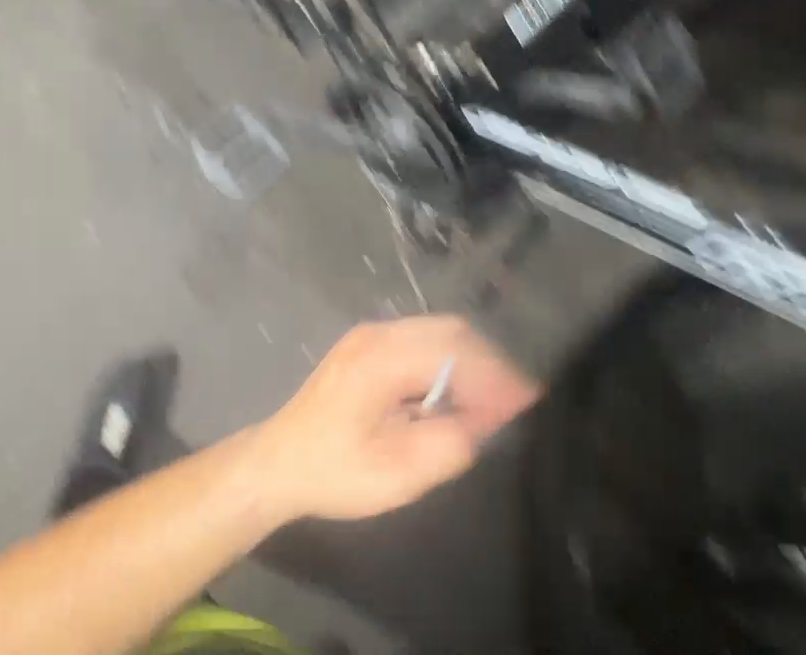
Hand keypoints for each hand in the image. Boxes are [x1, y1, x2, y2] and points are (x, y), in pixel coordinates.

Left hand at [245, 316, 540, 521]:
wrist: (276, 464)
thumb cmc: (334, 471)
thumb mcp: (399, 473)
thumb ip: (450, 444)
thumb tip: (483, 420)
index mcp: (382, 358)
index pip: (458, 350)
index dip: (498, 376)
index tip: (528, 401)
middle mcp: (376, 335)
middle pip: (450, 331)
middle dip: (488, 364)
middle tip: (513, 404)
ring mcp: (367, 338)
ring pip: (436, 333)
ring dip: (468, 364)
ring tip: (488, 404)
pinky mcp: (363, 349)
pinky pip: (419, 343)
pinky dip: (446, 364)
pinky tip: (452, 398)